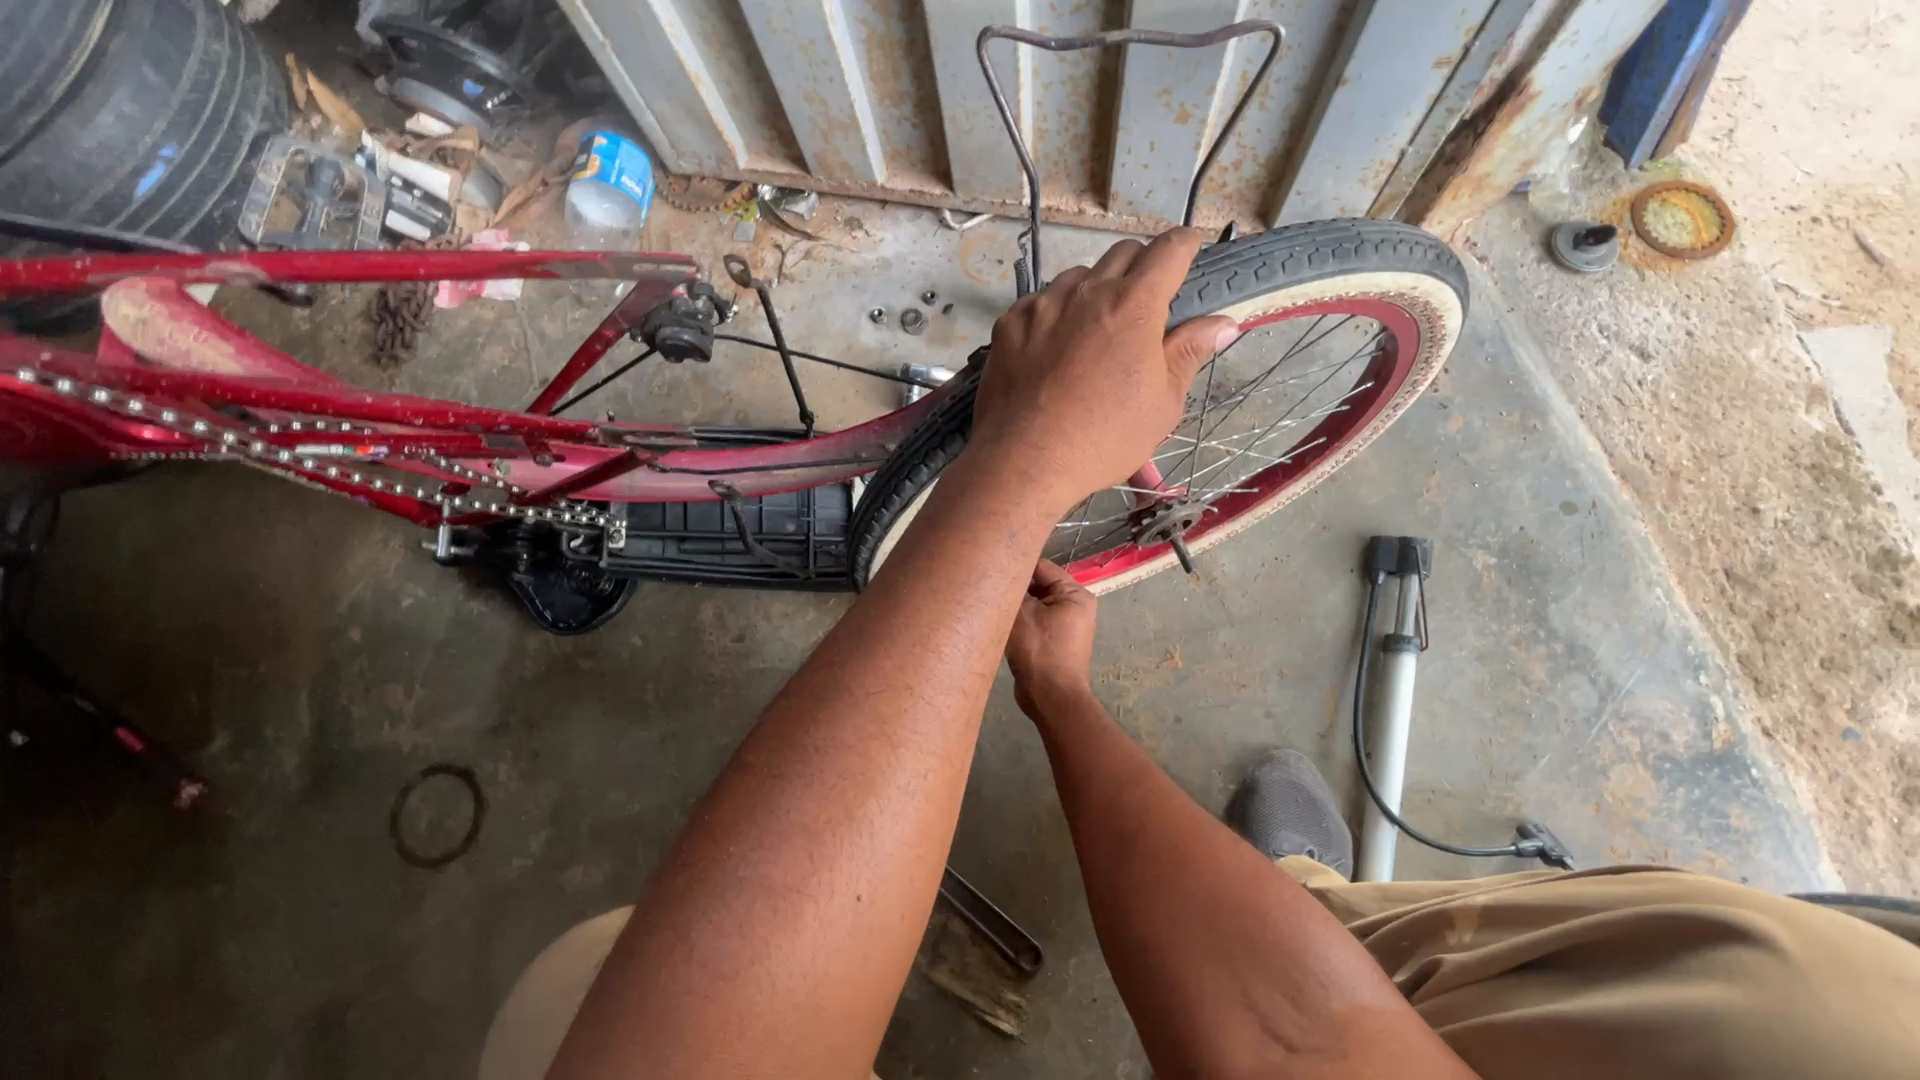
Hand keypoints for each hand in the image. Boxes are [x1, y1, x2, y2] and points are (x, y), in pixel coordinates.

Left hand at [969, 228, 1239, 515]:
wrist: (1024, 462)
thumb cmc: (1104, 439)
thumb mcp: (1162, 403)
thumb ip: (1189, 353)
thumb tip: (1222, 323)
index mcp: (1134, 305)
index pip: (1169, 251)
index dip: (1186, 244)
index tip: (1192, 247)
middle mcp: (1086, 292)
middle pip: (1123, 254)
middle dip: (1142, 266)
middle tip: (1147, 300)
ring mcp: (1042, 305)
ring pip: (1078, 277)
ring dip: (1095, 290)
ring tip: (1097, 328)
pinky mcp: (1009, 324)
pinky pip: (1040, 303)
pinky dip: (1055, 314)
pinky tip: (1055, 348)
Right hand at [1005, 560, 1099, 719]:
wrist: (1051, 698)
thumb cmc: (1040, 651)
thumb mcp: (1022, 614)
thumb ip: (1013, 590)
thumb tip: (1000, 576)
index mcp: (1075, 594)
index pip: (1041, 567)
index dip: (1016, 567)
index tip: (991, 569)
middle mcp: (1074, 605)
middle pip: (1037, 585)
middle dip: (1015, 589)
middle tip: (987, 589)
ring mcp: (1065, 624)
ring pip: (1033, 604)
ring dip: (1014, 606)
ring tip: (991, 605)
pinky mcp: (1053, 640)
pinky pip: (1033, 621)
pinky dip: (1018, 621)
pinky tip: (999, 623)